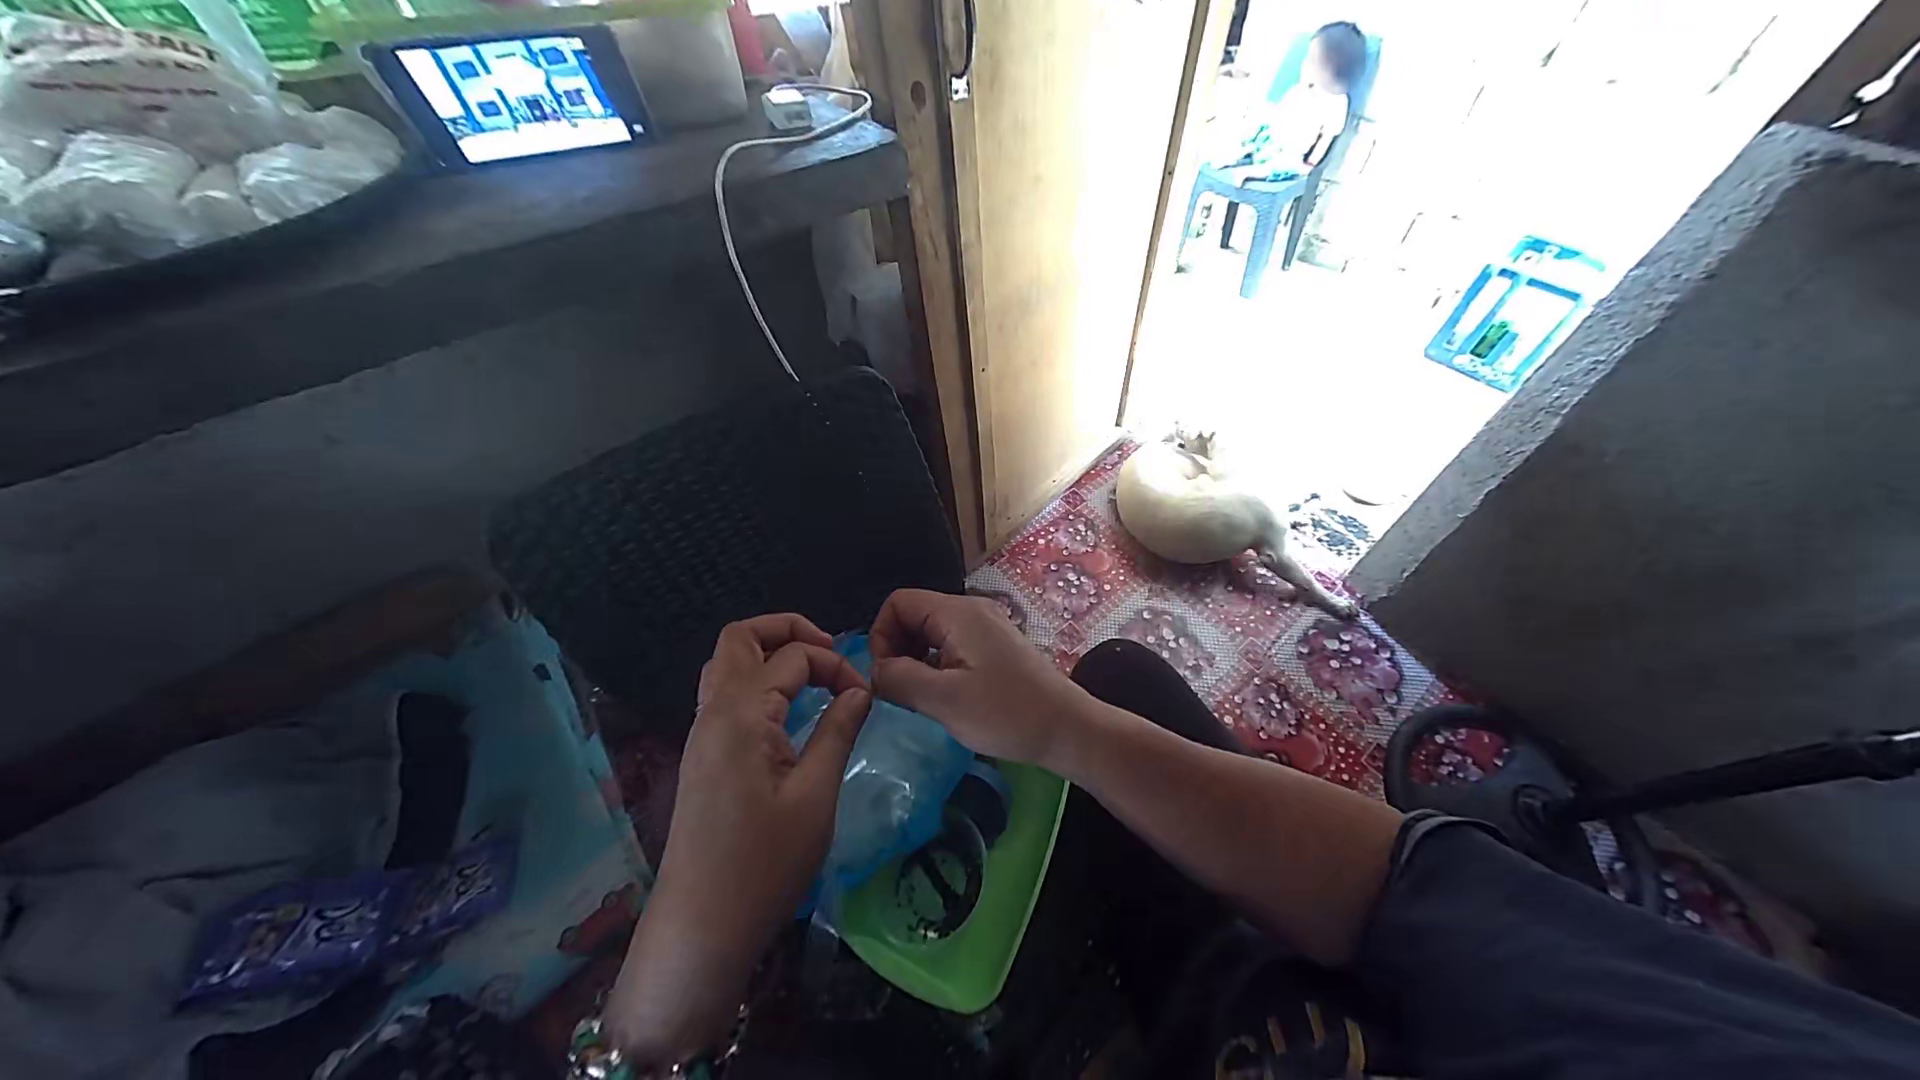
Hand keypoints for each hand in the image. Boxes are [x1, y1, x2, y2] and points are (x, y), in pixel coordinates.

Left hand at [608, 614, 871, 1061]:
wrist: (701, 927)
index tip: (864, 695)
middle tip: (828, 653)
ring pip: (727, 664)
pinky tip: (786, 710)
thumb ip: (838, 730)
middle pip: (740, 638)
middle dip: (788, 630)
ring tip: (811, 675)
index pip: (793, 656)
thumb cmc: (765, 863)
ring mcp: (701, 733)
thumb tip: (859, 689)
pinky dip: (757, 682)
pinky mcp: (702, 756)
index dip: (835, 663)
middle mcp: (712, 712)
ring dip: (769, 654)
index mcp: (741, 714)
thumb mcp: (815, 795)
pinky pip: (725, 694)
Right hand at [868, 589, 1097, 770]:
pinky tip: (945, 698)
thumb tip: (873, 672)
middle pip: (914, 616)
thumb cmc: (1007, 713)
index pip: (898, 603)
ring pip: (931, 634)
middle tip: (901, 691)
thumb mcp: (944, 700)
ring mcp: (986, 629)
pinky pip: (951, 647)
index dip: (881, 635)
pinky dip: (937, 667)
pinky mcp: (995, 648)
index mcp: (958, 613)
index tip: (886, 675)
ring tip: (921, 699)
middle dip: (897, 650)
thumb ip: (899, 680)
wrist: (1069, 729)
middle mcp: (971, 611)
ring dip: (916, 662)